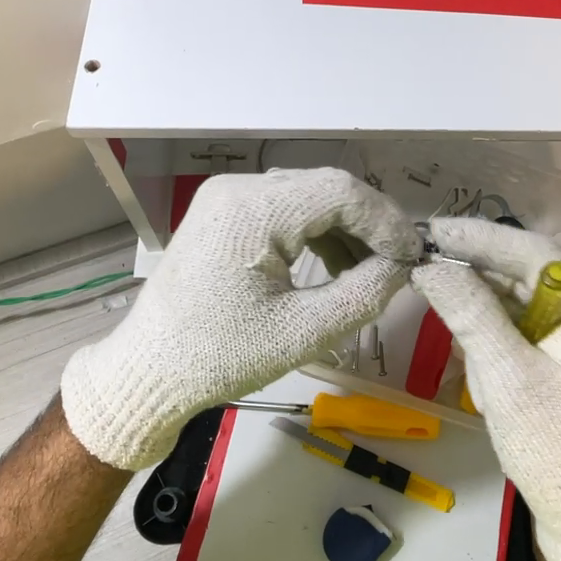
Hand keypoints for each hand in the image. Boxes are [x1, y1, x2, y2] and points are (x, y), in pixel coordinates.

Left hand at [61, 168, 421, 468]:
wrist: (147, 371)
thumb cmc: (219, 356)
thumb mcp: (301, 333)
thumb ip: (362, 294)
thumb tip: (403, 266)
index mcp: (252, 210)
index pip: (340, 191)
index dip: (385, 220)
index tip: (413, 255)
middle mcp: (239, 188)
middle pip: (325, 188)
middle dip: (369, 224)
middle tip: (399, 262)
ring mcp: (228, 196)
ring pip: (308, 196)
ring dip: (345, 228)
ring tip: (369, 271)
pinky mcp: (226, 211)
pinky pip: (285, 209)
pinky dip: (316, 232)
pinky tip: (333, 265)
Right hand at [411, 218, 560, 560]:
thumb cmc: (553, 443)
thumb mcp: (505, 375)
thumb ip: (470, 313)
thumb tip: (431, 266)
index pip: (535, 252)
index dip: (482, 238)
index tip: (435, 229)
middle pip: (527, 271)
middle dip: (476, 265)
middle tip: (425, 251)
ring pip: (520, 296)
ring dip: (480, 296)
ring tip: (435, 283)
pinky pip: (521, 324)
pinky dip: (490, 325)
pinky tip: (461, 325)